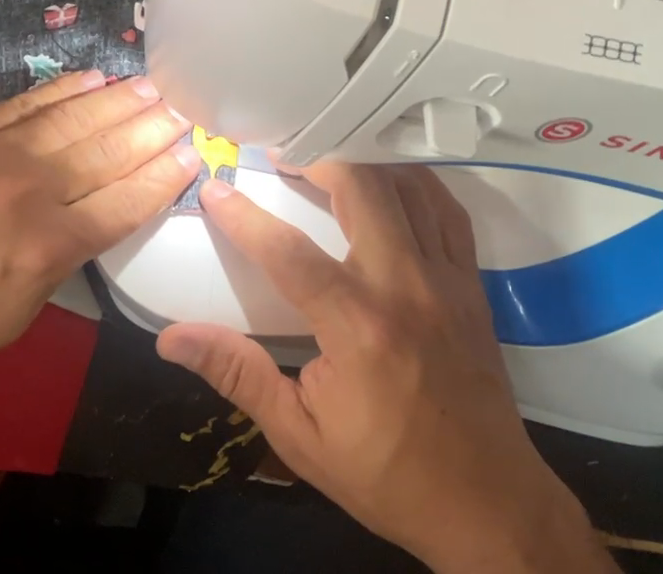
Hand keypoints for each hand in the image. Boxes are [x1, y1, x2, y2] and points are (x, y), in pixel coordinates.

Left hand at [0, 70, 200, 386]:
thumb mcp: (7, 323)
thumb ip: (53, 271)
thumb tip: (79, 232)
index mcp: (47, 246)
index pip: (123, 204)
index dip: (162, 178)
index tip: (194, 153)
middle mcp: (31, 189)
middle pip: (106, 152)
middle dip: (152, 131)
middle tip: (187, 109)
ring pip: (72, 119)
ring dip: (119, 102)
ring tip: (154, 87)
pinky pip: (26, 105)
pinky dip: (63, 91)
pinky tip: (92, 80)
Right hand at [156, 164, 616, 573]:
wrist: (489, 506)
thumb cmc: (386, 473)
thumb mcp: (299, 434)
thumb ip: (238, 374)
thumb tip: (173, 339)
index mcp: (357, 327)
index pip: (289, 251)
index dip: (244, 216)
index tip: (215, 189)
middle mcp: (406, 287)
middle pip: (362, 189)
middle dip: (316, 159)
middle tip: (280, 156)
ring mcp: (446, 280)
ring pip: (408, 188)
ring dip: (364, 165)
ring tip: (326, 162)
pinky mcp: (471, 285)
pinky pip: (446, 210)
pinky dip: (414, 184)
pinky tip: (389, 184)